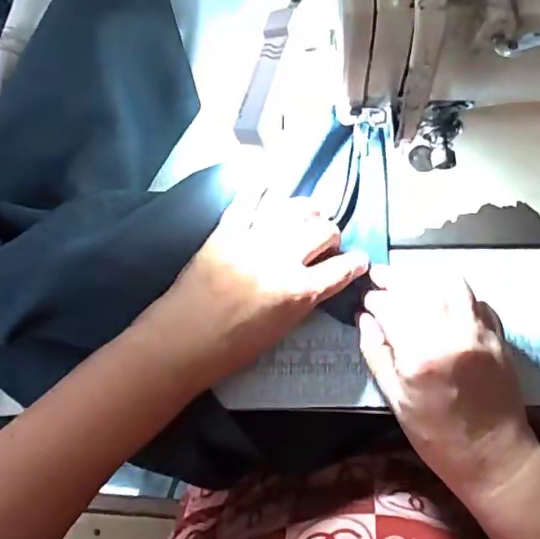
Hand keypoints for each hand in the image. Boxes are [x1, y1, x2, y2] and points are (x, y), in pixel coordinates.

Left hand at [135, 192, 369, 389]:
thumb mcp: (283, 328)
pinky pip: (249, 199)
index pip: (343, 267)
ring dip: (305, 211)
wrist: (182, 339)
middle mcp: (281, 258)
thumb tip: (320, 277)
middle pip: (323, 230)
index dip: (356, 263)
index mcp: (298, 290)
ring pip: (294, 207)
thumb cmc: (232, 346)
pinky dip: (261, 192)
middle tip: (323, 243)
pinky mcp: (226, 229)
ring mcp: (252, 238)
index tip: (357, 260)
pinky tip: (268, 193)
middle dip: (330, 235)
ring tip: (302, 217)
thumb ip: (306, 297)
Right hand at [358, 266, 539, 496]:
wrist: (495, 457)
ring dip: (425, 279)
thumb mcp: (395, 399)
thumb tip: (365, 319)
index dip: (373, 300)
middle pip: (418, 289)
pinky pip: (475, 299)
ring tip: (409, 284)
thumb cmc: (437, 435)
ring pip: (450, 284)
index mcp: (420, 355)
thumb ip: (376, 354)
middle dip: (395, 280)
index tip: (365, 302)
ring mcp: (479, 332)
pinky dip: (455, 293)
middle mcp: (452, 335)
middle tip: (379, 278)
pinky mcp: (497, 335)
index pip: (390, 308)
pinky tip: (441, 301)